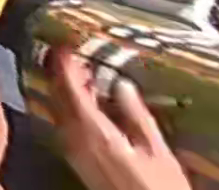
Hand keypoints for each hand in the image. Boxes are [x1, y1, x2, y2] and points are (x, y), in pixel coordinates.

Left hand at [49, 49, 188, 189]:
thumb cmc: (161, 189)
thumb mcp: (158, 154)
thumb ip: (136, 116)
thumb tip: (120, 83)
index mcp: (90, 128)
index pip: (67, 84)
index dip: (65, 62)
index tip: (68, 44)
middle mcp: (71, 133)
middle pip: (57, 92)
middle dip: (63, 71)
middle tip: (78, 57)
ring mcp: (69, 146)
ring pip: (58, 104)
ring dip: (67, 87)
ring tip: (85, 76)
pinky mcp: (74, 157)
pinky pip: (63, 119)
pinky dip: (70, 104)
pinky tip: (88, 104)